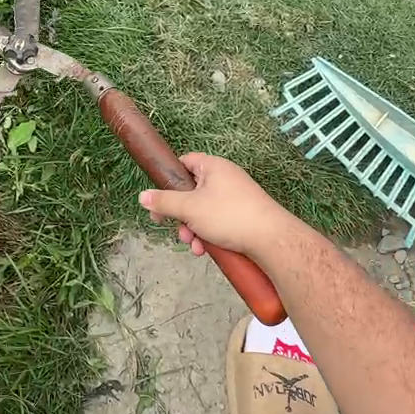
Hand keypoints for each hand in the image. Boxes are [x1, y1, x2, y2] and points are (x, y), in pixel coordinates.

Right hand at [139, 153, 298, 258]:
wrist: (272, 239)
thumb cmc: (229, 216)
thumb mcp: (189, 208)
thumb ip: (163, 202)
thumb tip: (142, 197)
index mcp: (213, 167)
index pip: (184, 162)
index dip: (169, 179)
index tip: (160, 197)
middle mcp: (225, 178)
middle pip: (191, 191)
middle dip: (180, 214)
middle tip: (175, 229)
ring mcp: (236, 197)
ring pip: (203, 210)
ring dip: (193, 228)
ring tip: (194, 246)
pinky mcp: (244, 215)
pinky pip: (218, 221)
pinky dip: (208, 234)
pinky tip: (206, 250)